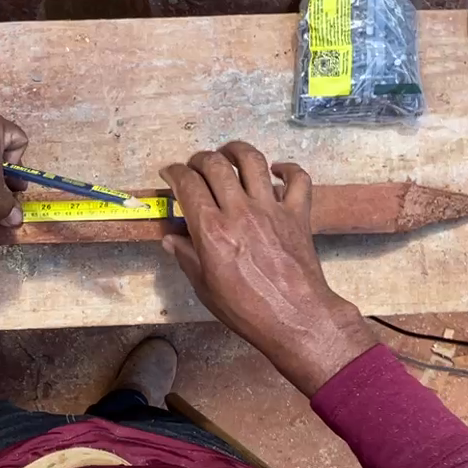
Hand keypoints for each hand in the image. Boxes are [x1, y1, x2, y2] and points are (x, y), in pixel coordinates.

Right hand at [160, 142, 375, 394]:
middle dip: (199, 158)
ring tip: (228, 155)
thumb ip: (186, 256)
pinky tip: (276, 171)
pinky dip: (287, 169)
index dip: (173, 173)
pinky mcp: (298, 213)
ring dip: (236, 150)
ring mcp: (271, 208)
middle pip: (215, 164)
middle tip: (194, 166)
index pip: (187, 184)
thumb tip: (170, 238)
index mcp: (211, 230)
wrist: (295, 317)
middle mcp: (239, 210)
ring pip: (252, 160)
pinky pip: (298, 179)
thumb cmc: (244, 308)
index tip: (169, 174)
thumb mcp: (204, 287)